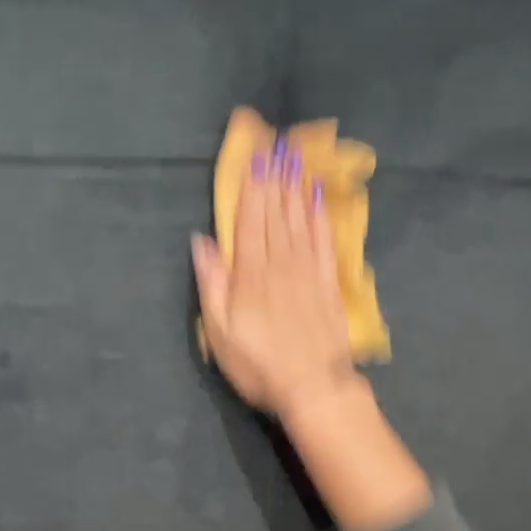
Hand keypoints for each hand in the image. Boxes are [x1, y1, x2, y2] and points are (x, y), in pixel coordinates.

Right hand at [192, 144, 357, 418]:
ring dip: (294, 186)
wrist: (313, 387)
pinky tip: (316, 196)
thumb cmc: (257, 365)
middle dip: (274, 177)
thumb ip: (212, 284)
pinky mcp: (328, 282)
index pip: (250, 219)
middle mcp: (280, 262)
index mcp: (250, 273)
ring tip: (294, 157)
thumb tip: (202, 242)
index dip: (251, 185)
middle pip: (276, 212)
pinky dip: (318, 215)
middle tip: (276, 143)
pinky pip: (323, 239)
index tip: (253, 155)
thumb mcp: (220, 332)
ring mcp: (308, 270)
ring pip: (299, 219)